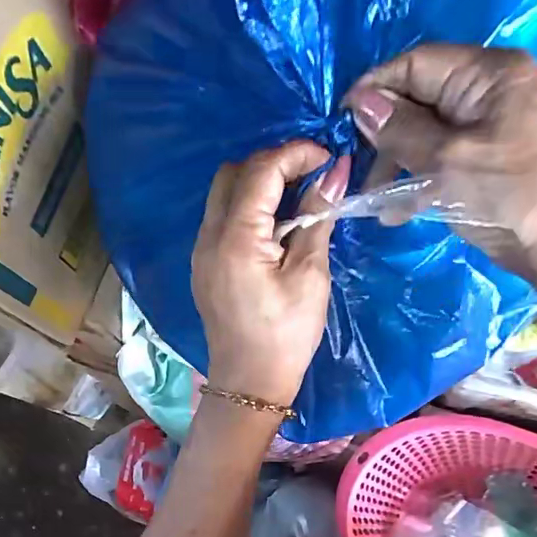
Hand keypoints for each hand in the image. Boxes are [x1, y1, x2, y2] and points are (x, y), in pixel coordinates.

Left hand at [192, 141, 349, 406]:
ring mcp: (200, 253)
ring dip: (258, 187)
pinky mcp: (203, 267)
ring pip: (223, 195)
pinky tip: (275, 229)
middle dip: (273, 164)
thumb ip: (316, 218)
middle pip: (233, 173)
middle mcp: (208, 238)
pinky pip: (220, 220)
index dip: (297, 154)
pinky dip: (246, 210)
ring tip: (296, 203)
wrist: (248, 382)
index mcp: (235, 238)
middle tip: (311, 178)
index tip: (329, 161)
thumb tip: (336, 173)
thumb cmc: (285, 335)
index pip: (261, 170)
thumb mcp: (310, 275)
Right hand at [343, 45, 536, 279]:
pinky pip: (436, 157)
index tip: (341, 119)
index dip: (376, 87)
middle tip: (357, 168)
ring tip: (377, 199)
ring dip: (394, 163)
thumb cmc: (507, 192)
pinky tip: (396, 210)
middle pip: (417, 98)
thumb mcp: (446, 160)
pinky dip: (414, 179)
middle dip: (384, 134)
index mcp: (487, 74)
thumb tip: (359, 104)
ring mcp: (485, 125)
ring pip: (422, 132)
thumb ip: (400, 130)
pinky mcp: (481, 157)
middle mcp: (487, 90)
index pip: (418, 63)